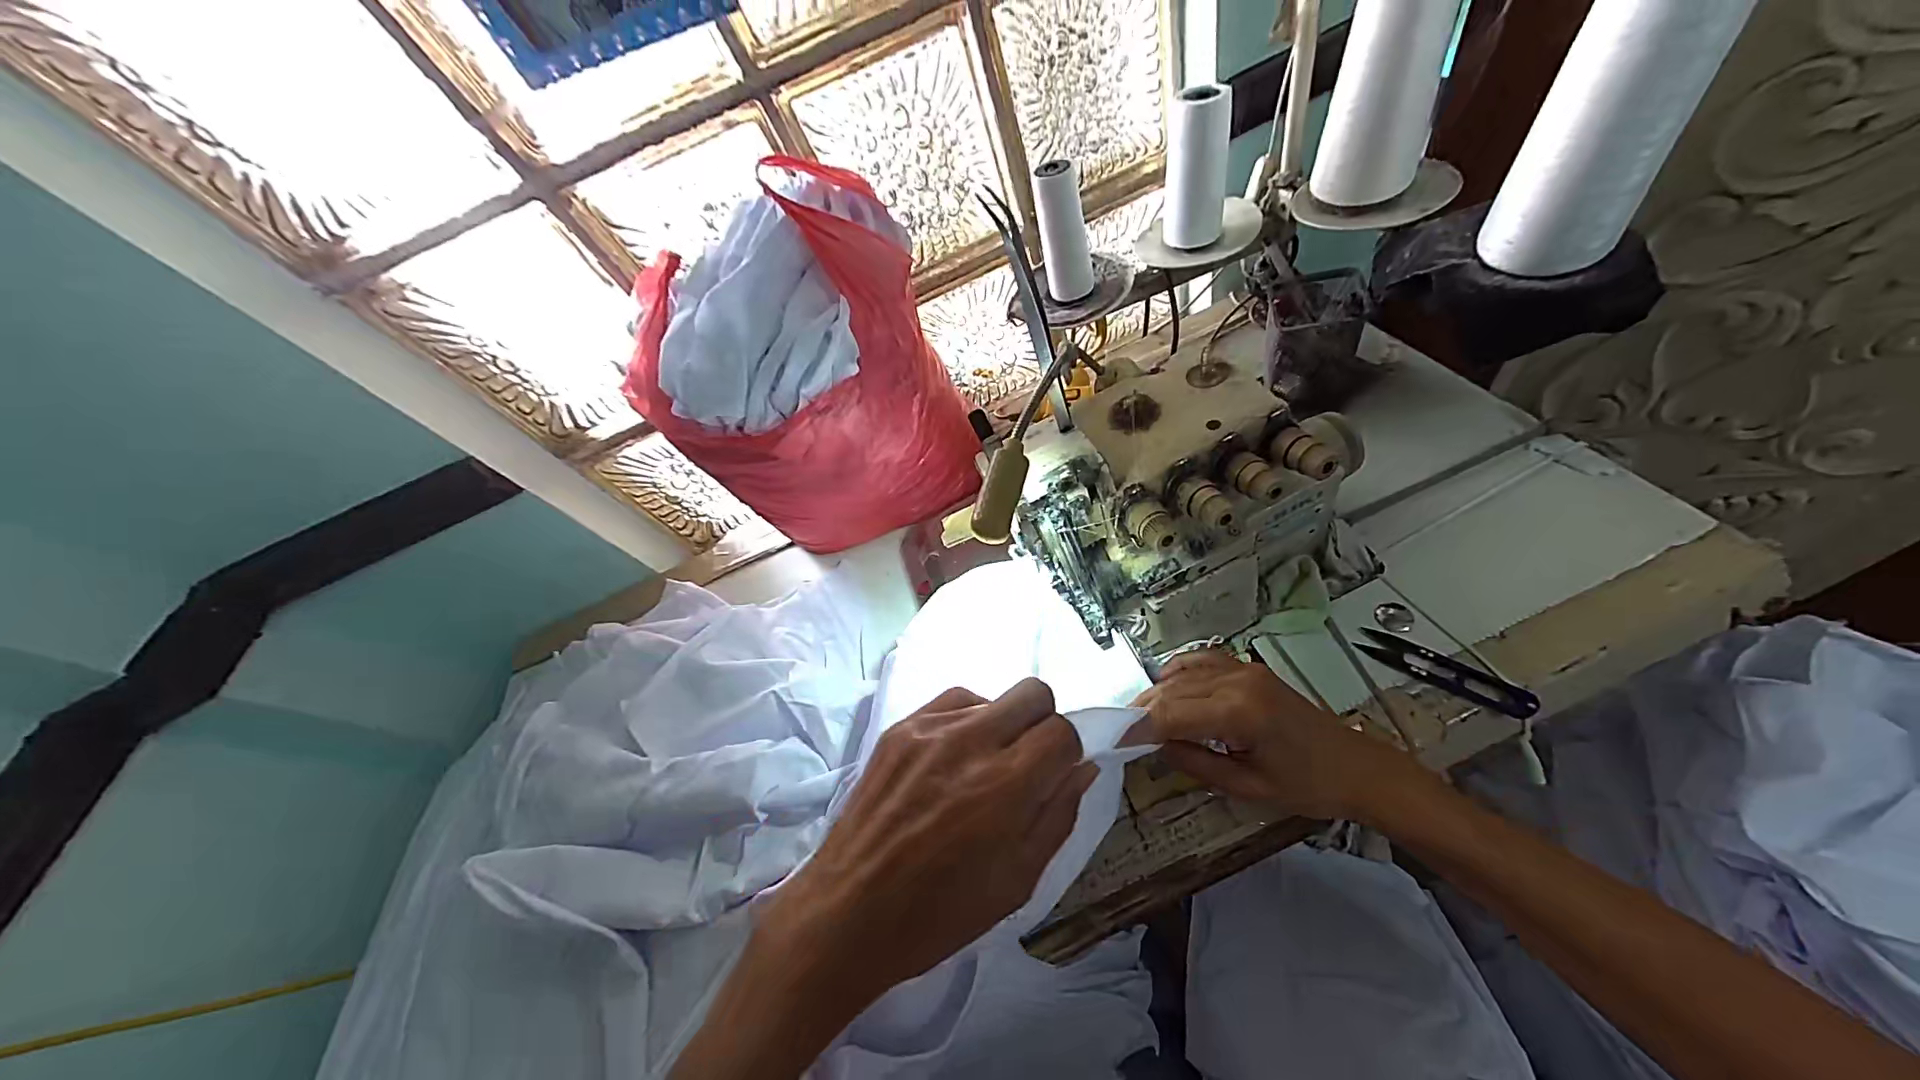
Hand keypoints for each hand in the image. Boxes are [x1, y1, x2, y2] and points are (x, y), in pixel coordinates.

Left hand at [763, 678, 1095, 999]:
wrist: (848, 910)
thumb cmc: (940, 913)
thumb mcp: (1017, 881)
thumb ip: (1057, 816)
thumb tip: (1083, 768)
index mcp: (1006, 786)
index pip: (1063, 731)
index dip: (1068, 754)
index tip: (1056, 776)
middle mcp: (971, 743)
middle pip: (1034, 693)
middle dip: (1043, 725)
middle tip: (1027, 764)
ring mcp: (930, 729)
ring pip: (992, 696)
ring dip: (1002, 724)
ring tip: (983, 766)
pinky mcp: (900, 729)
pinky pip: (951, 703)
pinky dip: (965, 722)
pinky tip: (953, 759)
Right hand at [1131, 648, 1428, 822]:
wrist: (1358, 768)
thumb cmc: (1308, 786)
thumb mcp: (1248, 786)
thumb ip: (1196, 763)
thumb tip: (1155, 746)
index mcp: (1240, 713)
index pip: (1171, 715)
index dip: (1138, 728)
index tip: (1114, 741)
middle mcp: (1238, 682)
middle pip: (1172, 691)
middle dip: (1142, 710)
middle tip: (1120, 731)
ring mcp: (1244, 670)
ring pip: (1183, 675)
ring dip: (1157, 693)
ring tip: (1138, 716)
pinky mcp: (1249, 668)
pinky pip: (1203, 661)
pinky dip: (1179, 671)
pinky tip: (1165, 684)